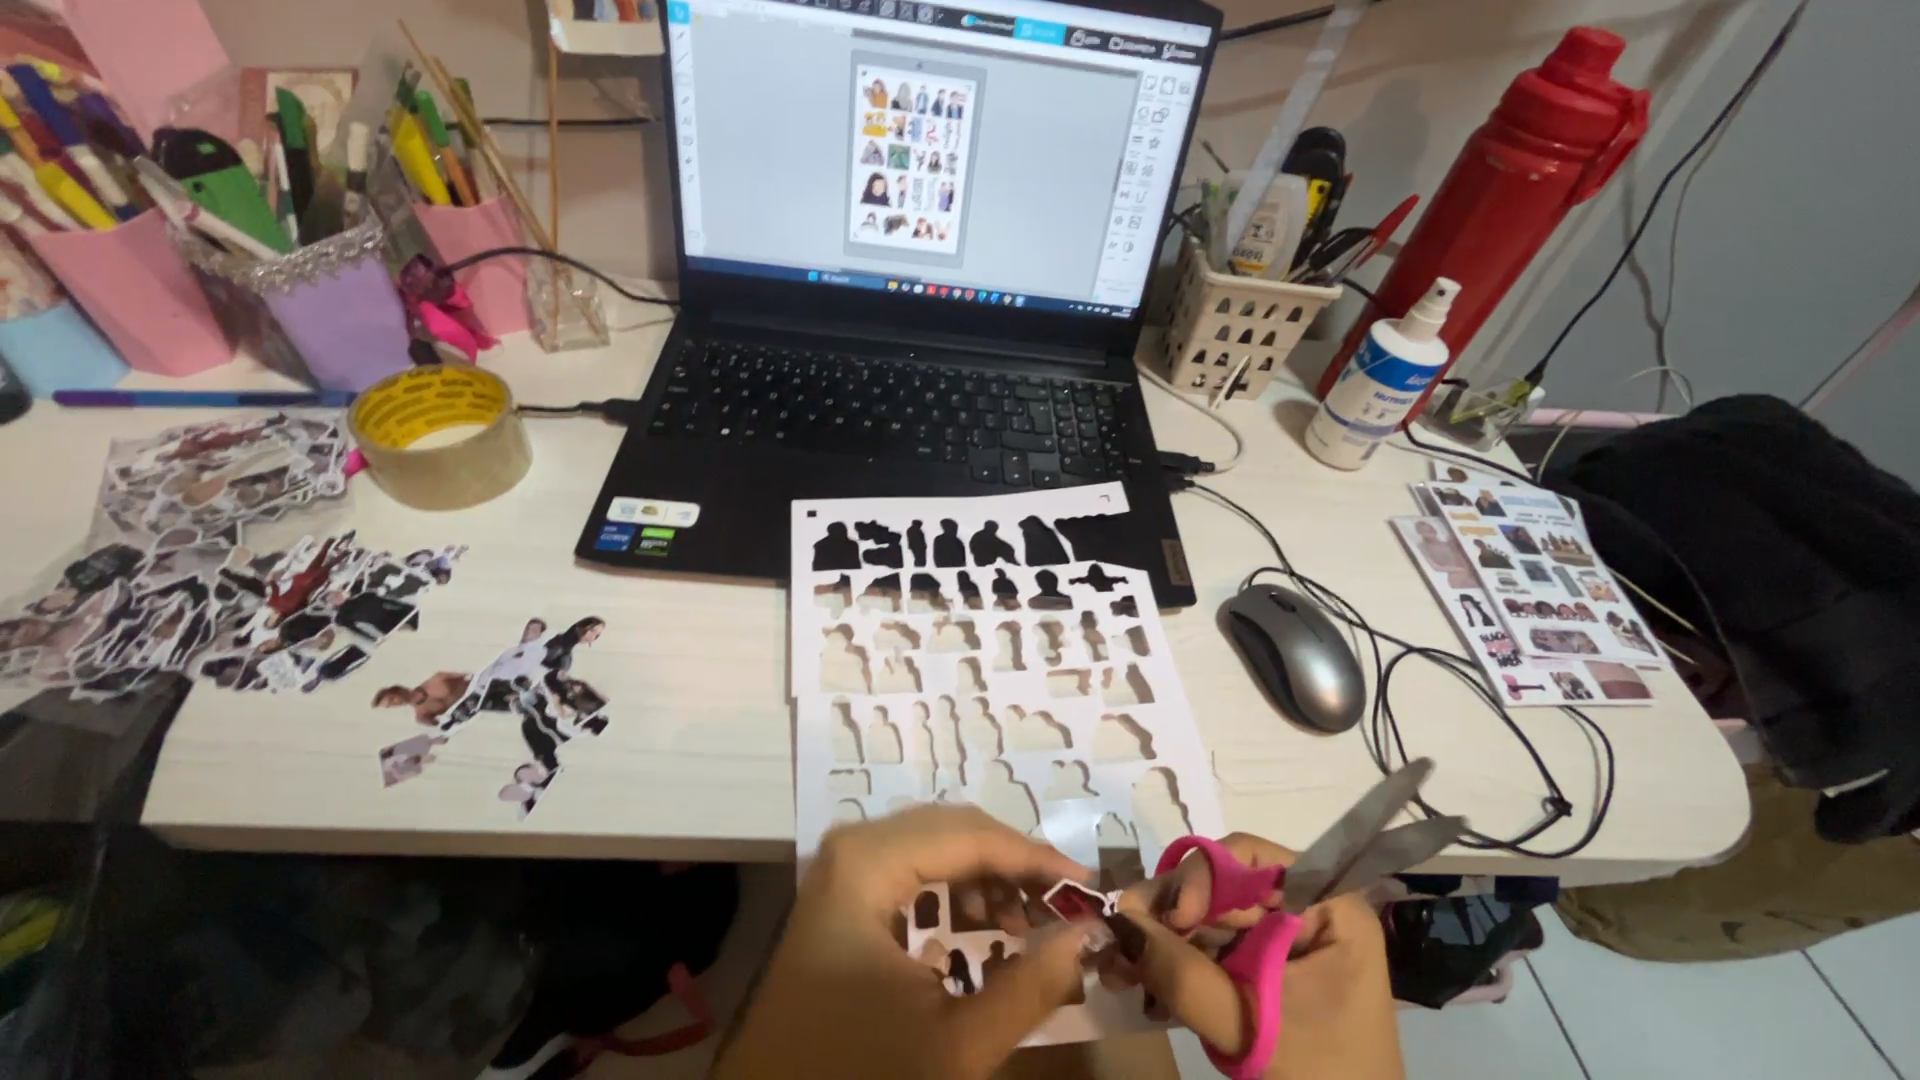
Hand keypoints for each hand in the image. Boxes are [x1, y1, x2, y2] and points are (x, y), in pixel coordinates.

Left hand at [713, 805, 1097, 1079]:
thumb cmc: (857, 1074)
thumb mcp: (955, 1044)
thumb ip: (1030, 985)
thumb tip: (1087, 936)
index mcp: (869, 863)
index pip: (973, 837)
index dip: (1037, 860)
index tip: (1090, 889)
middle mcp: (853, 846)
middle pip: (954, 830)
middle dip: (1015, 864)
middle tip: (1066, 906)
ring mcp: (843, 867)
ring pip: (934, 845)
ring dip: (987, 876)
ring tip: (1028, 924)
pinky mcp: (842, 893)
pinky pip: (911, 869)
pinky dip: (954, 890)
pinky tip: (982, 927)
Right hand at [1100, 834, 1403, 1079]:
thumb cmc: (1323, 1078)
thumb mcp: (1252, 1026)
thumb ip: (1185, 976)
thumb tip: (1119, 923)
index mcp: (1326, 906)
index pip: (1250, 858)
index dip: (1201, 878)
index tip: (1169, 919)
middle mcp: (1300, 908)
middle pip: (1218, 885)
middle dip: (1166, 914)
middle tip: (1118, 941)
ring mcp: (1275, 938)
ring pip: (1202, 917)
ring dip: (1159, 940)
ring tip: (1121, 970)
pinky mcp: (1255, 967)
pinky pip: (1204, 948)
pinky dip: (1171, 963)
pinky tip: (1142, 985)